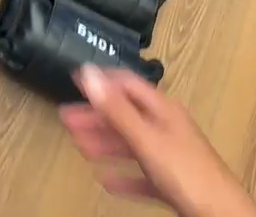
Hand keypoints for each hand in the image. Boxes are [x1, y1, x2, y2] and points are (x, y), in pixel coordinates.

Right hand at [60, 66, 255, 216]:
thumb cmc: (187, 175)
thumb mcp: (147, 139)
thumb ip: (117, 109)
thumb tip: (88, 72)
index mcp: (162, 110)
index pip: (127, 83)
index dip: (102, 80)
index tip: (76, 81)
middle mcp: (166, 127)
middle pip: (126, 114)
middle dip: (97, 117)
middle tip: (68, 120)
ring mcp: (171, 156)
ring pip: (132, 144)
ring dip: (106, 144)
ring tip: (80, 148)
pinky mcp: (173, 183)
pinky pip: (142, 173)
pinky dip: (124, 174)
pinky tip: (108, 181)